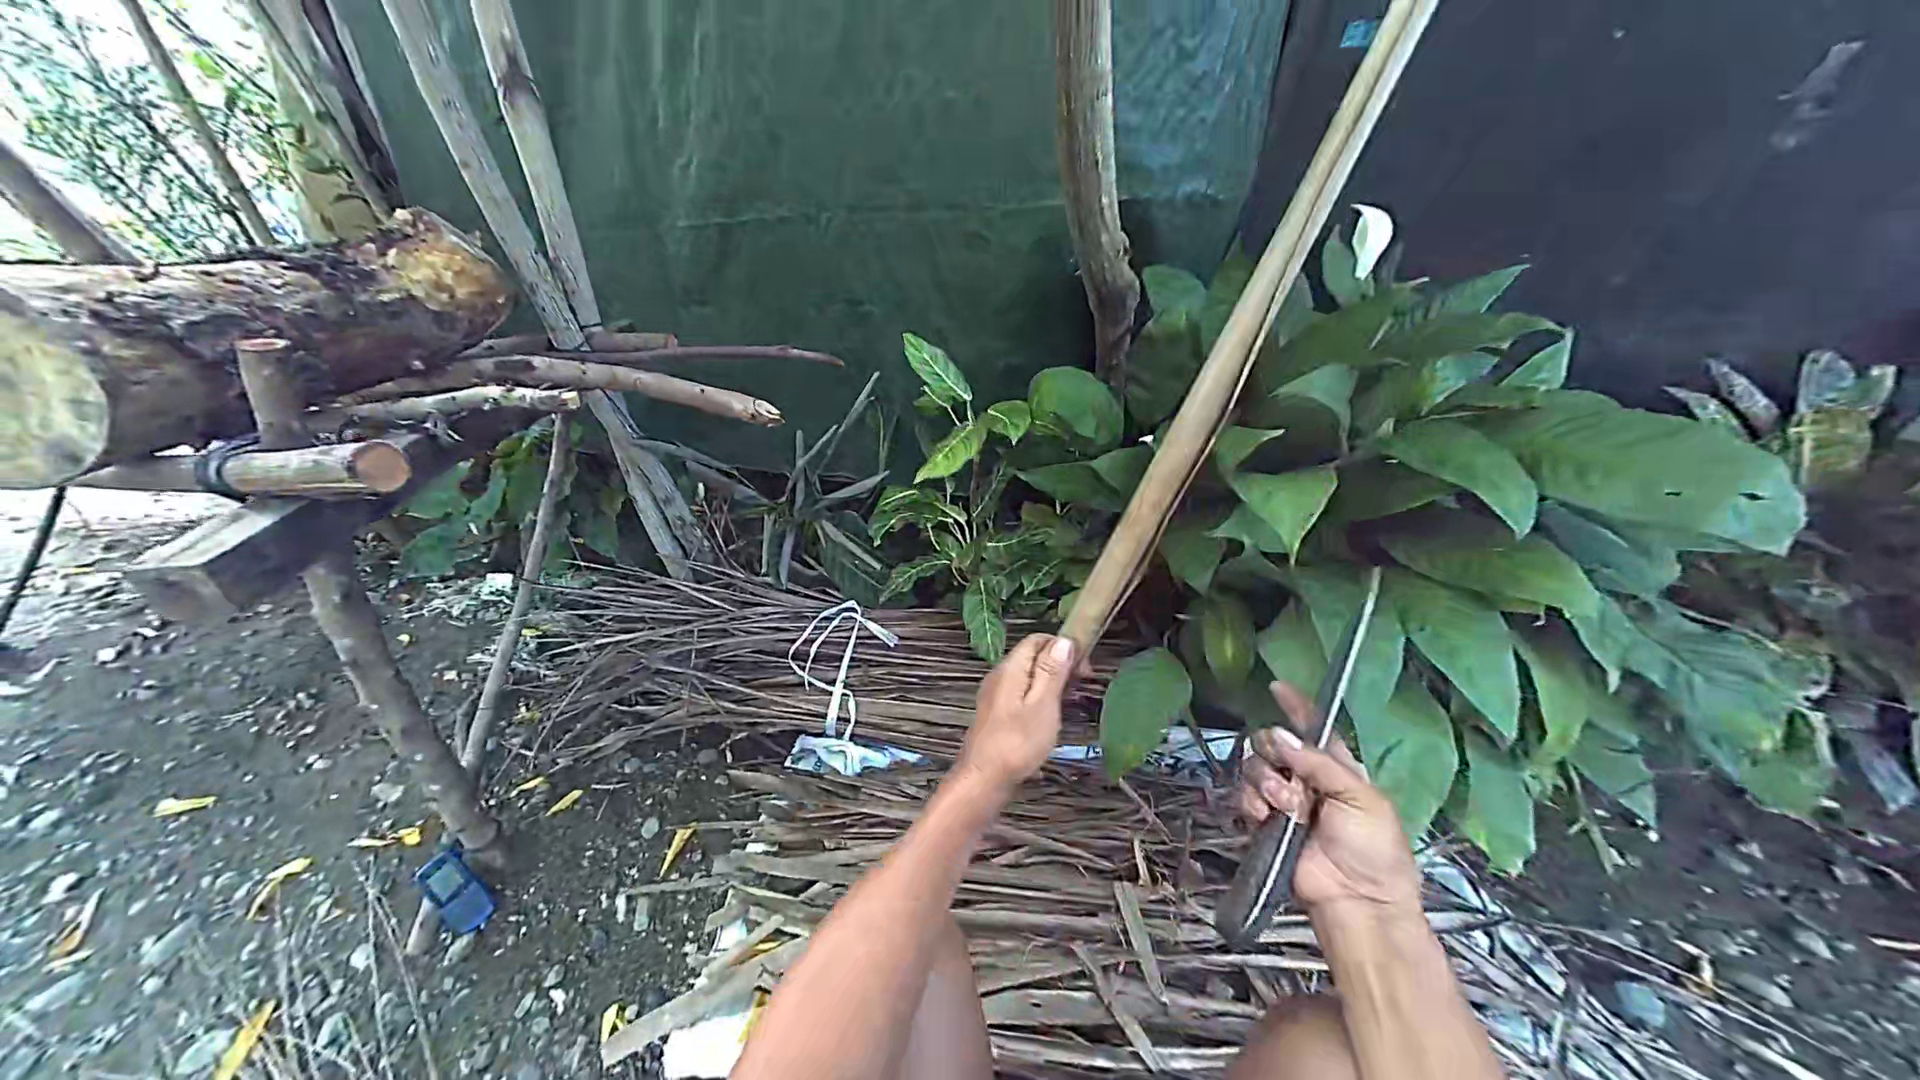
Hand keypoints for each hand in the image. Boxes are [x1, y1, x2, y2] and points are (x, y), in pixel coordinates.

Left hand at [957, 634, 1075, 794]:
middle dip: (1059, 664)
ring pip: (1027, 675)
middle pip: (1032, 656)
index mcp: (1010, 668)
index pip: (1037, 639)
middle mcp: (999, 675)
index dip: (1063, 646)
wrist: (983, 780)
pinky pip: (1021, 693)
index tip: (1084, 668)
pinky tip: (1049, 715)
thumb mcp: (1043, 705)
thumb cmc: (1017, 744)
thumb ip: (1052, 672)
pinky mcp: (996, 713)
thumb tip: (1064, 640)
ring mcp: (995, 695)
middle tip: (1079, 686)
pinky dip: (1038, 697)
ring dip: (1050, 682)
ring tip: (1068, 701)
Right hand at [1235, 681, 1421, 918]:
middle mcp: (1304, 777)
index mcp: (1335, 767)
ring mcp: (1281, 799)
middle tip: (1293, 782)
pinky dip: (1253, 804)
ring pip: (1254, 767)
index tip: (1277, 688)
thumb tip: (1278, 735)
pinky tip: (1269, 819)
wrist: (1357, 900)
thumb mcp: (1362, 798)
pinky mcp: (1262, 821)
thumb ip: (1320, 763)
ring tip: (1289, 811)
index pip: (1312, 726)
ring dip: (1268, 786)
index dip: (1295, 706)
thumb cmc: (1374, 850)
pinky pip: (1243, 796)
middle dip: (1275, 756)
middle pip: (1271, 743)